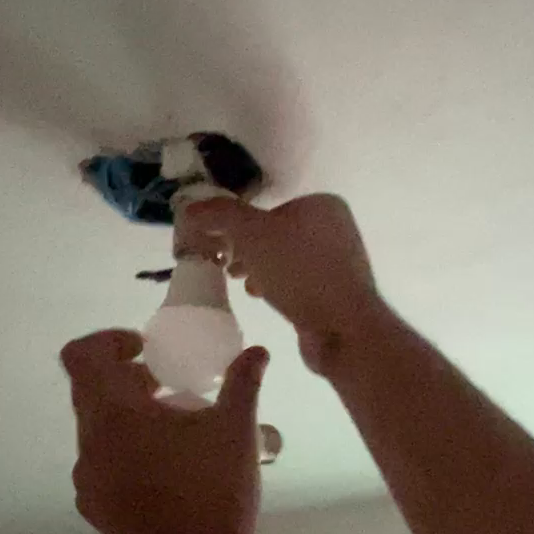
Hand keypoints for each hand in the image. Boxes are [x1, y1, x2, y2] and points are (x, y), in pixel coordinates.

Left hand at [61, 330, 268, 533]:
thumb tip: (258, 351)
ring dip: (129, 416)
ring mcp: (86, 478)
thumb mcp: (237, 430)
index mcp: (115, 415)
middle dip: (129, 379)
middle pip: (91, 390)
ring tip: (175, 430)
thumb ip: (243, 382)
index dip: (109, 341)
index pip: (81, 356)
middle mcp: (89, 442)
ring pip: (97, 428)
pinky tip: (166, 468)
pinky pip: (102, 461)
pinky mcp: (93, 506)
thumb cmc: (215, 492)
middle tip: (170, 386)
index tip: (145, 350)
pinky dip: (126, 449)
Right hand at [184, 193, 392, 374]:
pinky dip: (279, 288)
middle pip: (278, 235)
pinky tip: (264, 300)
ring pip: (287, 261)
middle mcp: (337, 230)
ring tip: (242, 284)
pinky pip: (299, 283)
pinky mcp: (338, 293)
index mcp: (323, 206)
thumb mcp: (251, 234)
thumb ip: (220, 215)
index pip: (270, 208)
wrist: (342, 327)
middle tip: (227, 266)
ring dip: (261, 270)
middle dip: (248, 250)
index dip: (240, 225)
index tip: (220, 245)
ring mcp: (340, 263)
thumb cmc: (299, 271)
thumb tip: (191, 208)